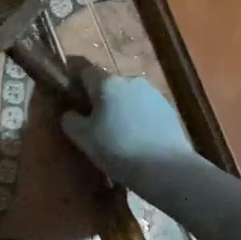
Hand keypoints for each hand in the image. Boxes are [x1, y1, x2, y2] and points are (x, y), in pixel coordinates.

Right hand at [60, 66, 199, 187]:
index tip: (72, 102)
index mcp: (107, 82)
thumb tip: (71, 113)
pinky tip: (138, 141)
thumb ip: (71, 120)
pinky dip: (138, 119)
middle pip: (108, 84)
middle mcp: (130, 80)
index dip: (75, 83)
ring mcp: (153, 93)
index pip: (84, 70)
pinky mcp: (169, 109)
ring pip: (127, 97)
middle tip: (95, 125)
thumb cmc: (119, 150)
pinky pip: (145, 109)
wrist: (168, 169)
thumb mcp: (84, 139)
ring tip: (119, 136)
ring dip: (120, 110)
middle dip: (99, 100)